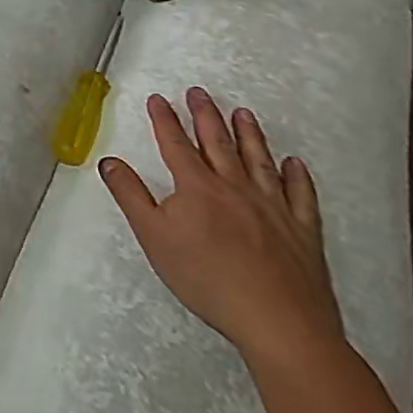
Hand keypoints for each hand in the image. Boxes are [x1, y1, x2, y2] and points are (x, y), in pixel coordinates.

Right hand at [100, 88, 342, 361]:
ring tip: (243, 113)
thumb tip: (109, 162)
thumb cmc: (206, 278)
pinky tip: (293, 163)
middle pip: (218, 144)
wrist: (277, 320)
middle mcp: (235, 188)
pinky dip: (296, 176)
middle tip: (199, 93)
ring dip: (249, 134)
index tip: (159, 99)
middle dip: (205, 116)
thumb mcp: (153, 236)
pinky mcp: (302, 230)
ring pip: (258, 161)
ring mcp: (273, 207)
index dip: (165, 120)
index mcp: (197, 188)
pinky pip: (300, 194)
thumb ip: (130, 195)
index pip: (176, 145)